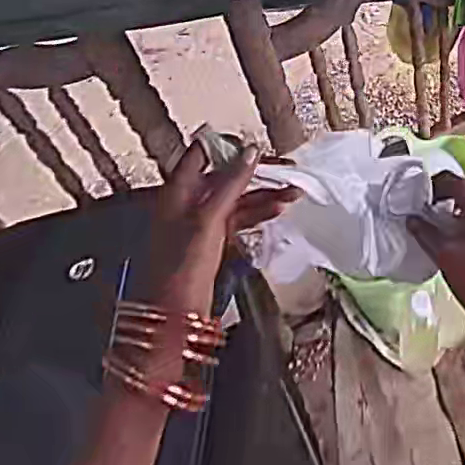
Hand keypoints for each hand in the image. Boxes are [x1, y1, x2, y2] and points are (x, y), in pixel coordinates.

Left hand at [138, 138, 299, 314]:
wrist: (171, 318)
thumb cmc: (181, 266)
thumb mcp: (209, 218)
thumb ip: (231, 182)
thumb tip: (251, 150)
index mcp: (179, 189)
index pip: (204, 152)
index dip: (229, 145)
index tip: (256, 145)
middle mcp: (190, 200)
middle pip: (227, 175)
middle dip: (257, 172)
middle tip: (286, 169)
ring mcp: (202, 220)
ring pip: (238, 196)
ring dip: (265, 193)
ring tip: (293, 191)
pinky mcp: (213, 239)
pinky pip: (240, 216)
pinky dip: (259, 211)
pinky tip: (278, 209)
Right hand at [408, 172, 464, 319]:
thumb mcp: (443, 252)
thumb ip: (424, 231)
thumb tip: (410, 219)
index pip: (454, 181)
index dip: (434, 184)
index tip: (419, 193)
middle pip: (464, 188)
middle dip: (443, 192)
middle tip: (424, 202)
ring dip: (452, 203)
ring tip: (434, 215)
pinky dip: (460, 214)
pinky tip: (449, 229)